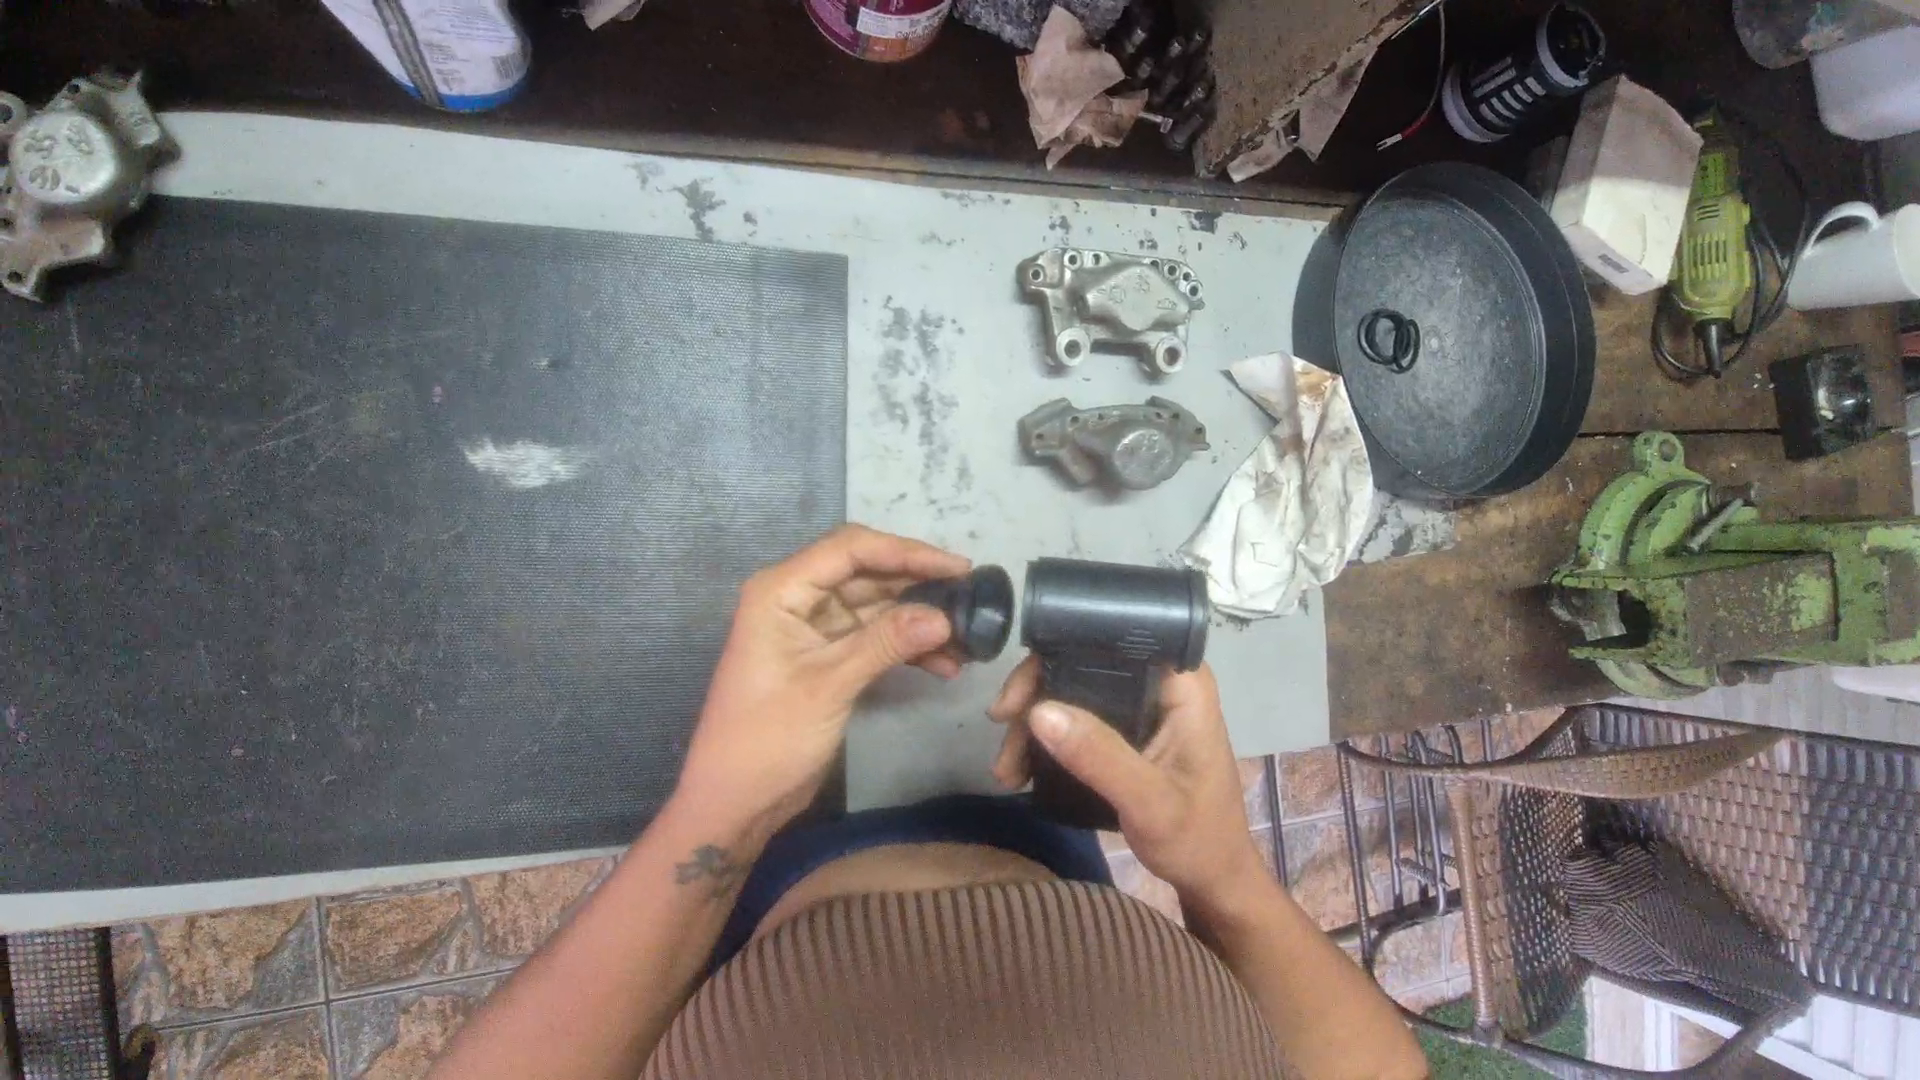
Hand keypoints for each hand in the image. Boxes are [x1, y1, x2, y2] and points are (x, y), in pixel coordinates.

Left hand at [675, 525, 970, 830]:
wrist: (735, 801)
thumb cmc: (767, 737)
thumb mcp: (828, 685)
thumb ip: (885, 643)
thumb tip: (945, 617)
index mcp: (782, 590)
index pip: (851, 549)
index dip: (907, 552)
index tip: (958, 567)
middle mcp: (798, 599)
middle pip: (867, 572)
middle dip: (918, 583)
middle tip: (971, 596)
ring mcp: (814, 629)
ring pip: (876, 606)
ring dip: (918, 619)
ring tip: (966, 636)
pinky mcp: (827, 657)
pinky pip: (874, 637)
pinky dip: (906, 647)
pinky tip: (944, 664)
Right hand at [989, 659, 1265, 906]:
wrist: (1213, 879)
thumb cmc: (1198, 839)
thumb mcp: (1150, 803)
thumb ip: (1100, 758)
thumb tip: (1038, 712)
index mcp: (1181, 683)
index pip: (1111, 640)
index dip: (1057, 653)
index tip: (1020, 696)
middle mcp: (1160, 680)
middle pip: (1081, 661)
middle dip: (1035, 694)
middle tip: (1002, 727)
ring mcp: (1142, 702)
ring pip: (1072, 689)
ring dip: (1033, 722)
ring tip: (1006, 768)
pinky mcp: (1127, 725)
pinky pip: (1076, 714)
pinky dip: (1046, 737)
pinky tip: (1021, 767)